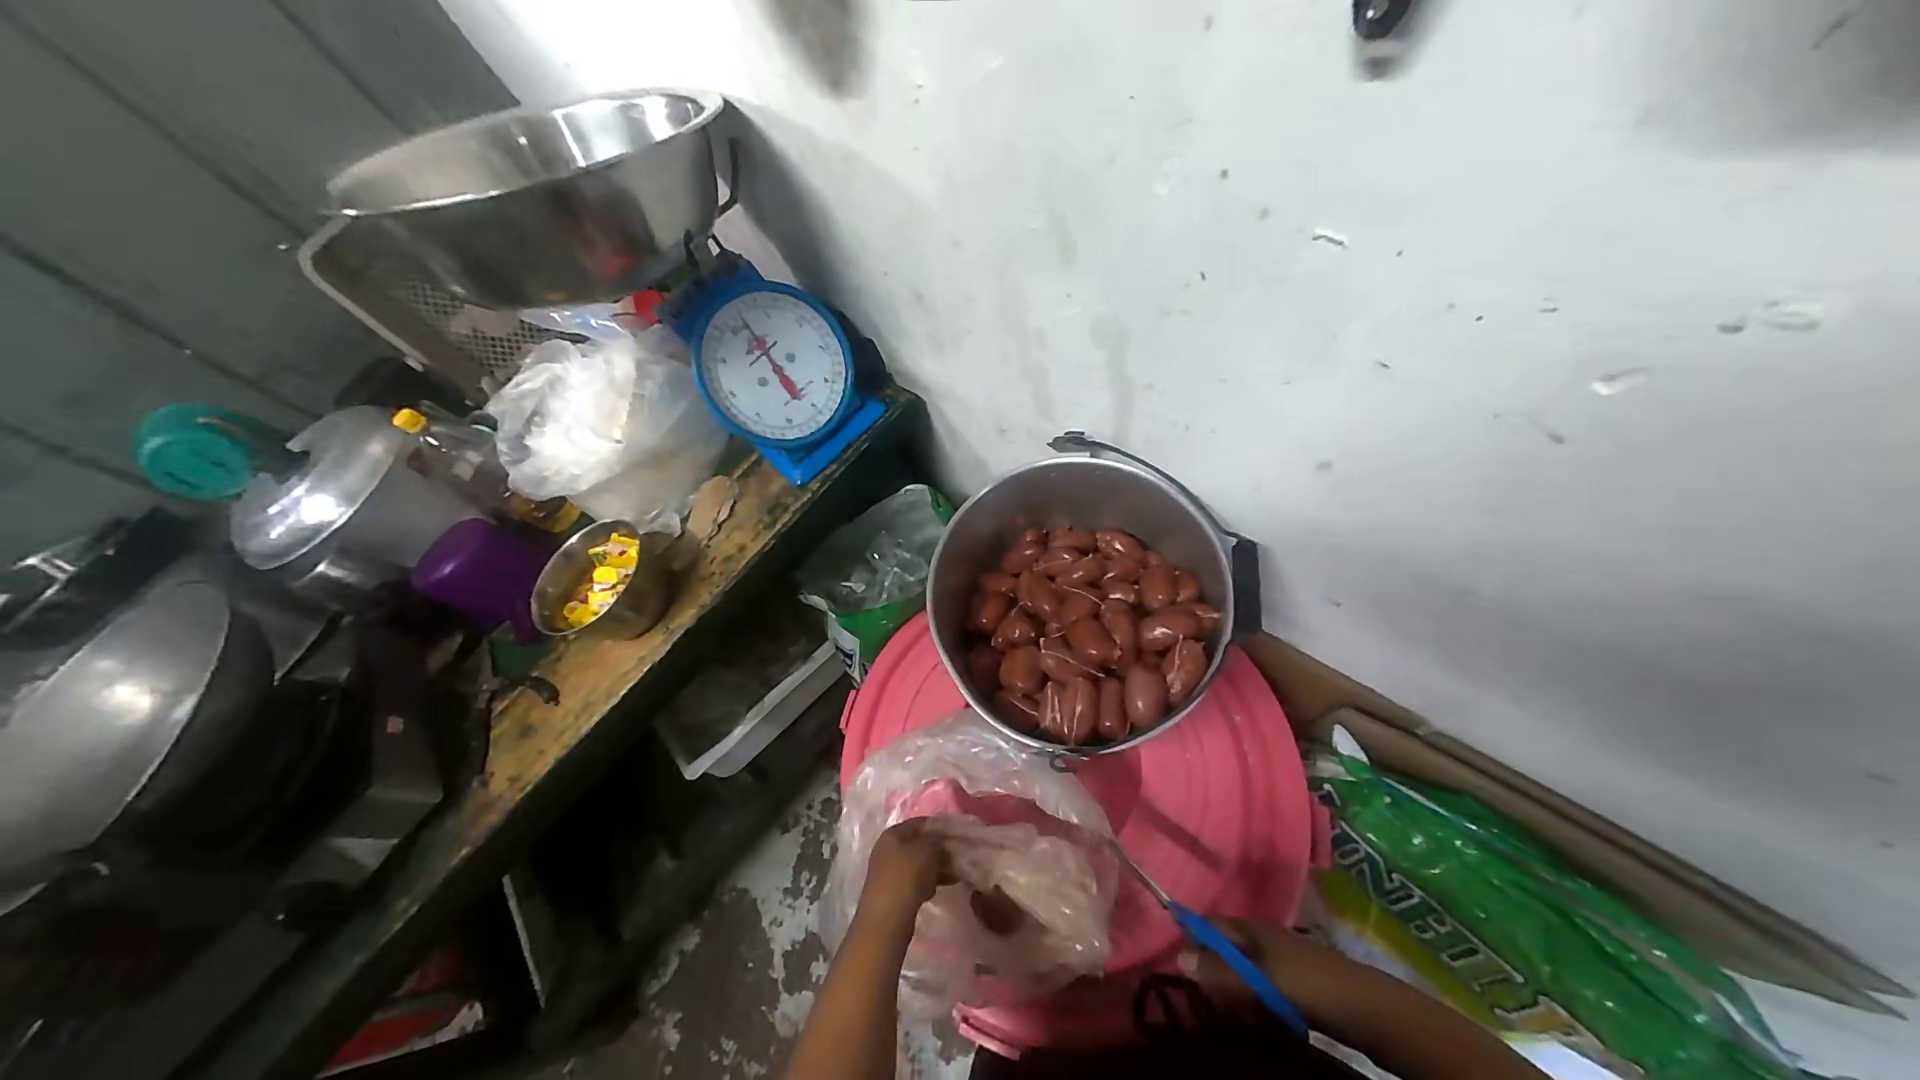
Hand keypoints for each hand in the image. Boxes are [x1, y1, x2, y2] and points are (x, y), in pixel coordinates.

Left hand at [856, 819, 952, 929]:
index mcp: (892, 833)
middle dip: (939, 850)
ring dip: (935, 868)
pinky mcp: (892, 891)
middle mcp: (887, 849)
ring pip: (918, 863)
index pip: (920, 823)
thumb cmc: (907, 876)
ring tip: (953, 875)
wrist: (886, 919)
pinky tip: (935, 890)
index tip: (957, 835)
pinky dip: (926, 882)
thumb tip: (941, 838)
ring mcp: (888, 871)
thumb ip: (937, 838)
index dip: (939, 826)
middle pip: (918, 844)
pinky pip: (914, 880)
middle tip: (957, 857)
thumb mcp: (927, 849)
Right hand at [1175, 918, 1348, 1015]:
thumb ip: (1221, 972)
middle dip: (1212, 970)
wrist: (1372, 1012)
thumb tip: (1177, 958)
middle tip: (1203, 997)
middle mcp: (1264, 937)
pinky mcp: (1297, 982)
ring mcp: (1282, 959)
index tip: (1175, 962)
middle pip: (1225, 948)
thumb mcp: (1261, 982)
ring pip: (1244, 969)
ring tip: (1228, 1012)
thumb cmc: (1310, 987)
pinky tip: (1255, 1017)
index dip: (1191, 938)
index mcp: (1252, 927)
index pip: (1210, 923)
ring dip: (1233, 989)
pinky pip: (1262, 986)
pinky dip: (1253, 999)